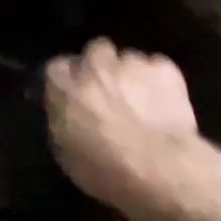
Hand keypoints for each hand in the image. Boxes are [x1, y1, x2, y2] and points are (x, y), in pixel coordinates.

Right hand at [44, 37, 201, 216]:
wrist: (158, 167)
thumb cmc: (104, 168)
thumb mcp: (65, 151)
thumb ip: (62, 118)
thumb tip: (66, 109)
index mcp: (64, 85)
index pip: (56, 69)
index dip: (68, 83)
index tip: (75, 98)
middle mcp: (95, 64)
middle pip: (95, 52)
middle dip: (100, 67)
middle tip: (109, 94)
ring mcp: (132, 62)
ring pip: (129, 59)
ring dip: (130, 76)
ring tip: (141, 103)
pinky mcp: (164, 68)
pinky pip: (157, 68)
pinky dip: (158, 82)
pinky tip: (163, 103)